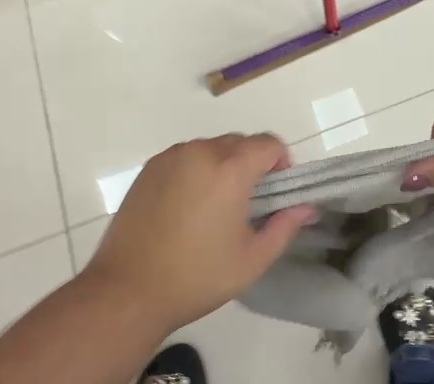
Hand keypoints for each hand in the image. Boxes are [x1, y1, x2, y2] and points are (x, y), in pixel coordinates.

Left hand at [82, 133, 313, 335]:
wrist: (127, 291)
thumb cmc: (196, 278)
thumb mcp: (252, 260)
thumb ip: (284, 227)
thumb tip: (306, 207)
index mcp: (230, 169)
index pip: (269, 144)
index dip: (281, 163)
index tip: (278, 192)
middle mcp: (201, 151)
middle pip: (240, 143)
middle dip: (253, 165)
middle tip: (249, 204)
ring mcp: (172, 157)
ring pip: (212, 148)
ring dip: (223, 166)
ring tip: (216, 207)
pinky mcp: (150, 168)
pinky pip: (185, 157)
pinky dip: (196, 171)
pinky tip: (188, 207)